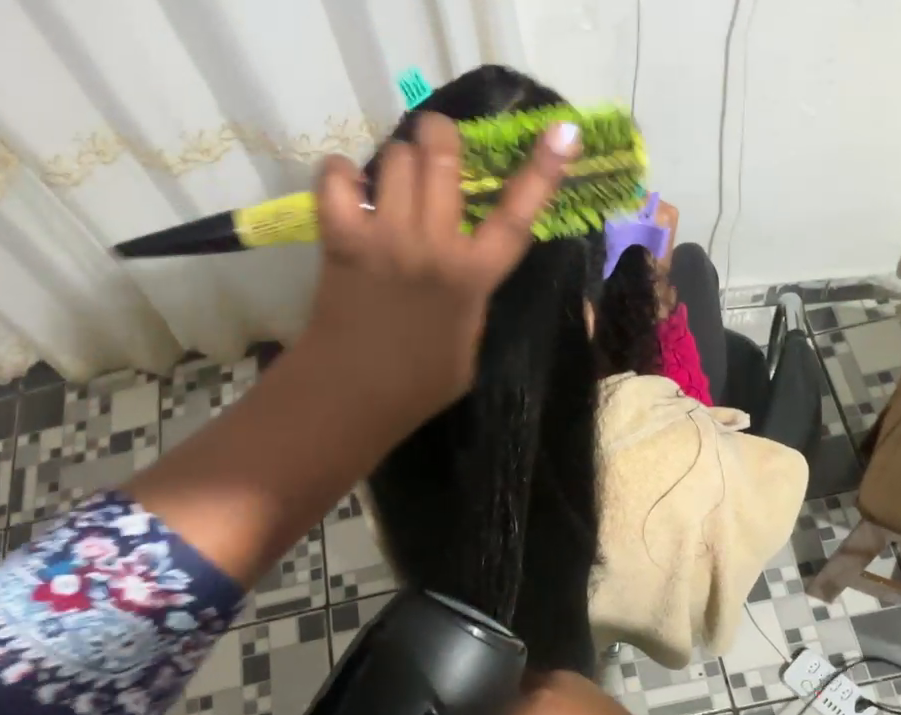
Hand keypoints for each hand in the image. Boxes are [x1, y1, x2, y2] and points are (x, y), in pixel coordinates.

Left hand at [126, 114, 575, 585]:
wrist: (353, 397)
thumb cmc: (420, 384)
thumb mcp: (471, 348)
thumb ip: (476, 301)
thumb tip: (474, 268)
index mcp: (474, 278)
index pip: (517, 216)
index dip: (542, 172)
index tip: (563, 132)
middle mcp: (434, 248)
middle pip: (442, 156)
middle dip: (441, 139)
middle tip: (436, 148)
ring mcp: (386, 240)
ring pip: (397, 158)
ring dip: (398, 160)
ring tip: (392, 184)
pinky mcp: (342, 240)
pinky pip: (337, 179)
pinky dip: (339, 176)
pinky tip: (347, 191)